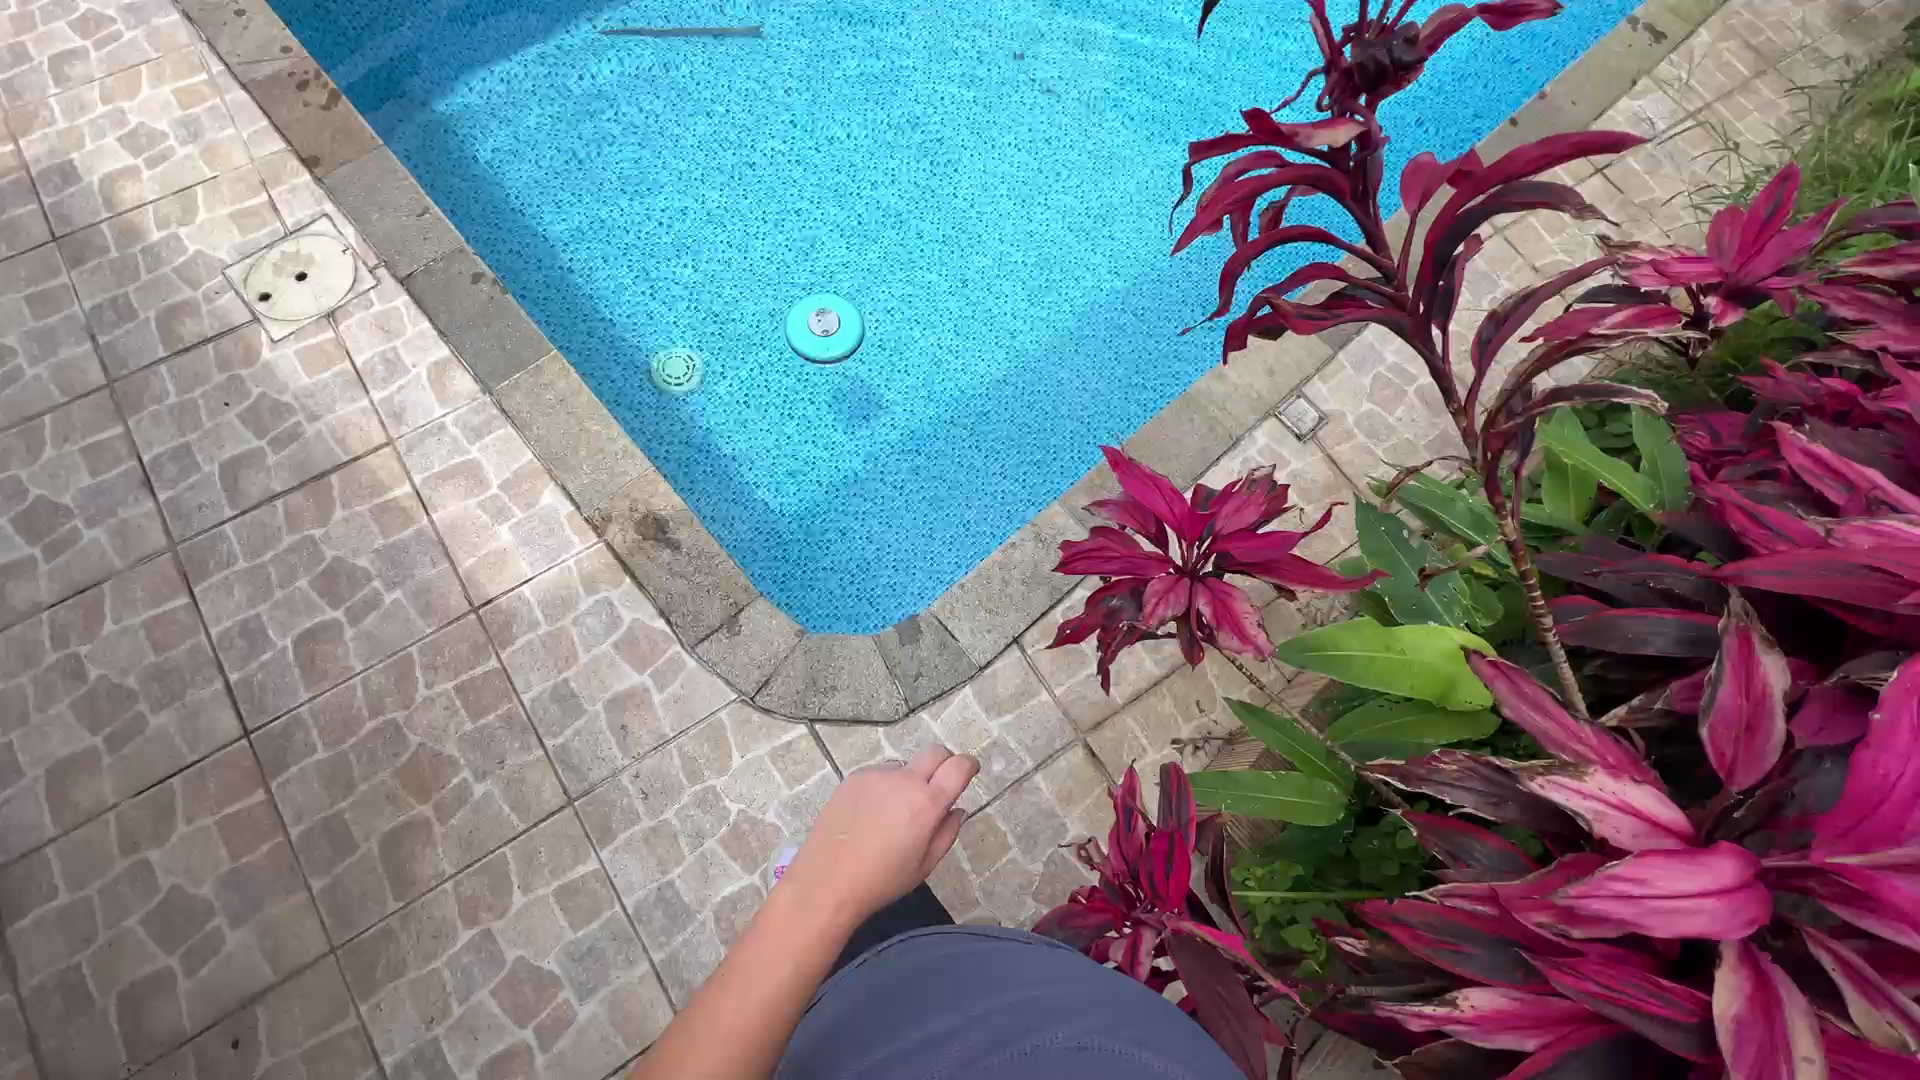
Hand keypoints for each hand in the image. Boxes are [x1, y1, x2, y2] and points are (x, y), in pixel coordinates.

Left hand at [776, 744, 979, 925]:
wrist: (827, 881)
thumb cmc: (882, 880)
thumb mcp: (924, 866)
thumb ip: (946, 833)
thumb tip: (957, 809)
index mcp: (927, 803)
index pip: (958, 767)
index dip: (969, 765)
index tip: (970, 771)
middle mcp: (904, 780)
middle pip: (935, 752)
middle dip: (944, 762)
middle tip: (939, 786)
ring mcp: (877, 775)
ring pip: (904, 766)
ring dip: (910, 780)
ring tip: (895, 813)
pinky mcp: (854, 777)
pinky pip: (880, 774)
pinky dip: (885, 786)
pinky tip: (871, 815)